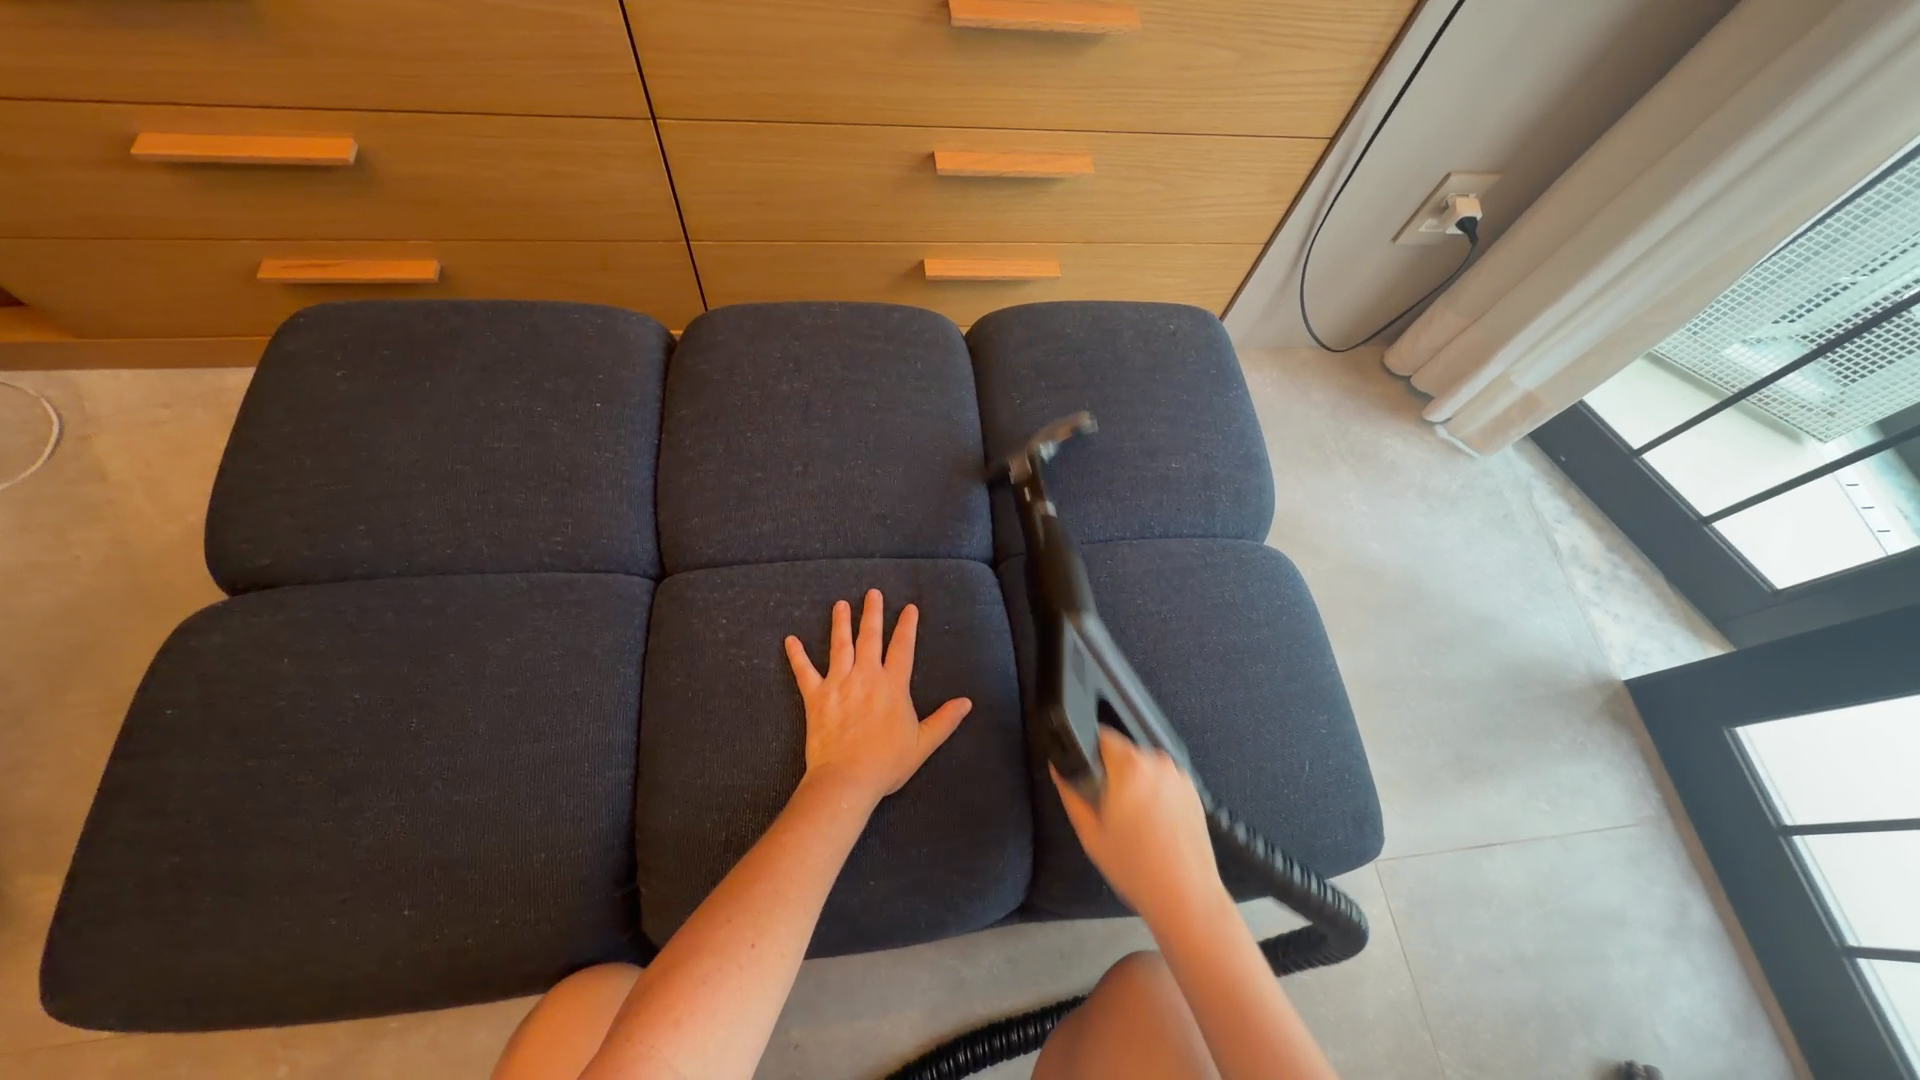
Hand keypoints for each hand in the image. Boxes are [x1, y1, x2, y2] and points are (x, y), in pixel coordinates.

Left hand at [785, 589, 971, 807]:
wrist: (847, 778)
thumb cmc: (887, 763)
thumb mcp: (923, 743)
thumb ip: (945, 720)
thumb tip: (967, 703)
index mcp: (893, 686)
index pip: (903, 648)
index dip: (907, 626)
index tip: (909, 608)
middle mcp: (866, 677)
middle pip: (870, 637)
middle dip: (872, 613)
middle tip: (872, 593)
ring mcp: (839, 684)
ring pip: (840, 646)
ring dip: (840, 623)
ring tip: (841, 605)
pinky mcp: (815, 697)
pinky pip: (804, 671)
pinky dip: (797, 655)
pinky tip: (790, 640)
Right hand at [1052, 728, 1225, 924]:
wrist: (1185, 896)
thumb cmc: (1133, 866)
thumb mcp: (1089, 832)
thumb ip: (1070, 793)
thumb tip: (1058, 768)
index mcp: (1131, 765)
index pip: (1102, 736)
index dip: (1088, 752)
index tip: (1084, 776)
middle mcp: (1158, 762)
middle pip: (1124, 752)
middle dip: (1111, 771)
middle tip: (1105, 806)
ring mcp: (1180, 777)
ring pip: (1145, 768)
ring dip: (1134, 782)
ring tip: (1131, 821)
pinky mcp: (1194, 792)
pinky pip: (1163, 782)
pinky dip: (1154, 794)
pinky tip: (1153, 826)